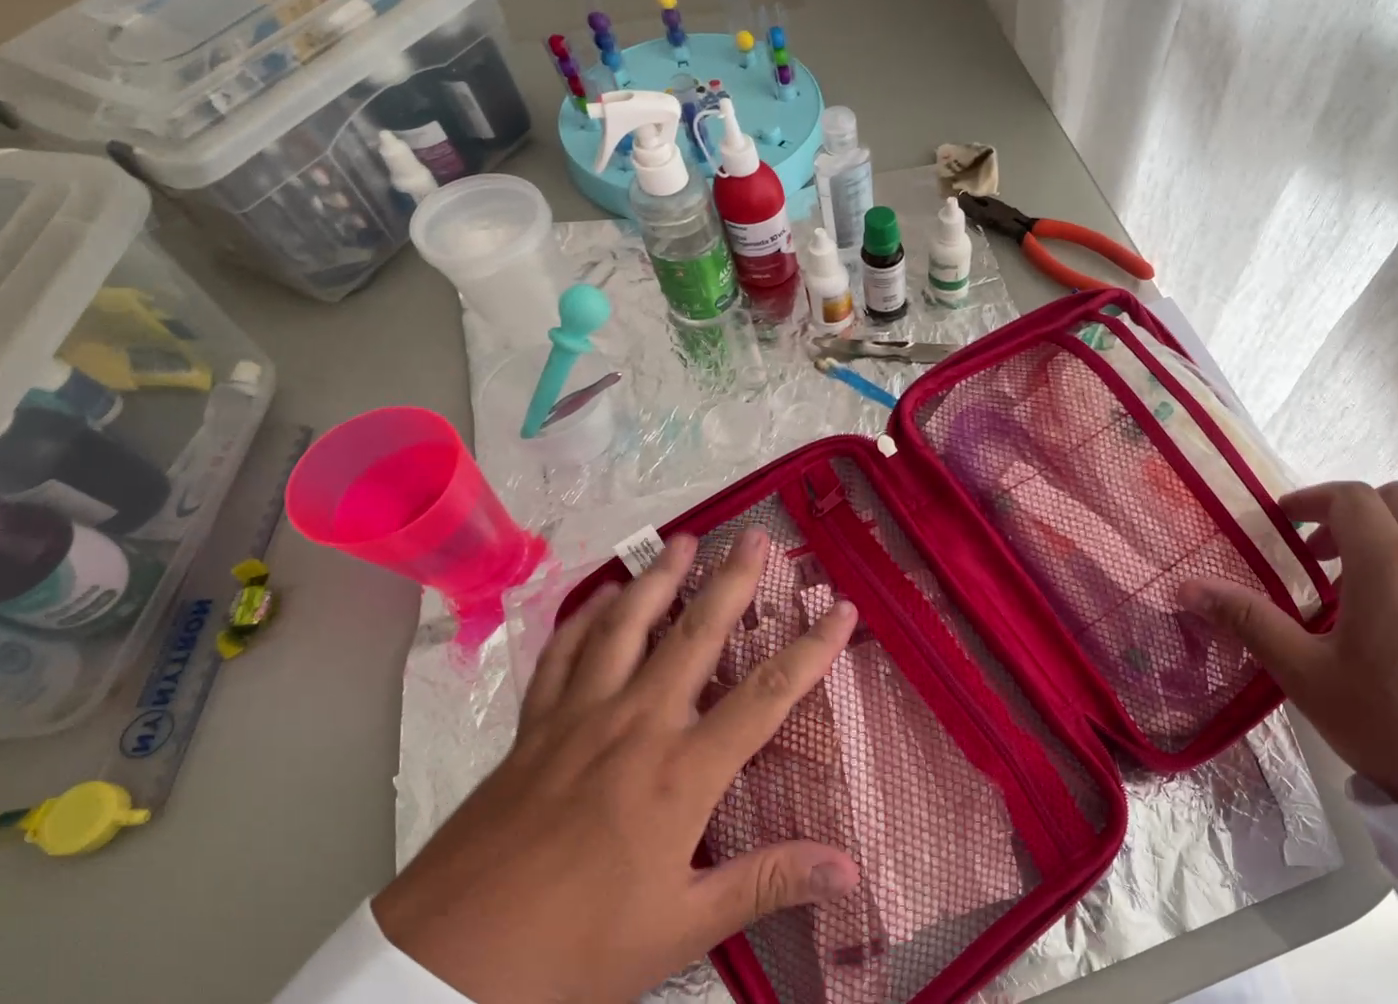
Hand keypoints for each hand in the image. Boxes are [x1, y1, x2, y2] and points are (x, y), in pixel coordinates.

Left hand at [371, 527, 860, 1001]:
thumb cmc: (577, 948)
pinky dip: (585, 618)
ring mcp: (578, 720)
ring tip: (683, 541)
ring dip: (658, 580)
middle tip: (754, 536)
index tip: (843, 610)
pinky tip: (601, 597)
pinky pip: (562, 656)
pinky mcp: (533, 730)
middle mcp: (634, 726)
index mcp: (680, 772)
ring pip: (625, 629)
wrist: (447, 963)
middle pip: (695, 637)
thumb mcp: (681, 928)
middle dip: (731, 582)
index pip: (765, 696)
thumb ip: (768, 883)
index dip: (812, 650)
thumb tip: (850, 871)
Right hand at [1180, 481, 1397, 801]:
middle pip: (1395, 499)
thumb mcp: (1306, 675)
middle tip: (1320, 556)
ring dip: (1390, 536)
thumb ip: (1249, 620)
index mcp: (1389, 564)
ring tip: (1362, 591)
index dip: (1311, 500)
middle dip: (1352, 512)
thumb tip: (1189, 587)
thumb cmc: (1389, 724)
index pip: (1349, 498)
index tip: (1285, 522)